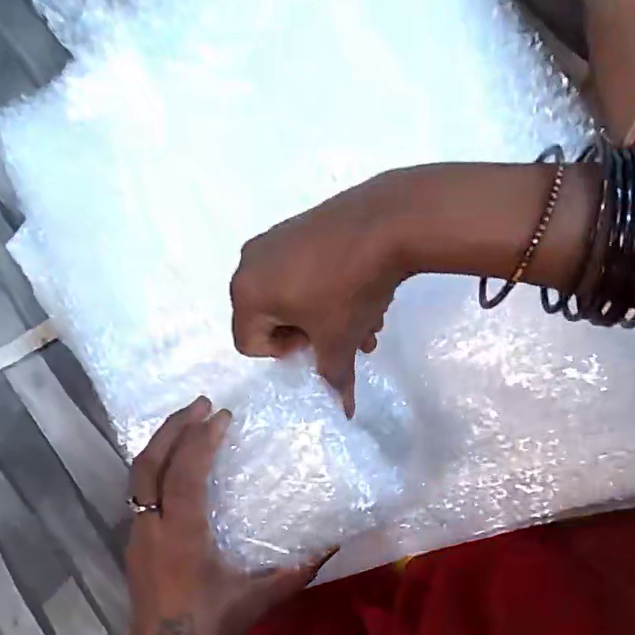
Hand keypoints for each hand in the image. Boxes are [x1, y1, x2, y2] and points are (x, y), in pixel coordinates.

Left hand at [124, 398, 327, 634]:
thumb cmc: (212, 628)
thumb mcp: (261, 598)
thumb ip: (299, 569)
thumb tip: (335, 541)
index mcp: (181, 538)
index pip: (184, 476)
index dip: (201, 442)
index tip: (223, 416)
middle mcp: (153, 528)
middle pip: (150, 465)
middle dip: (174, 428)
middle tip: (203, 403)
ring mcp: (137, 533)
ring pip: (138, 475)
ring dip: (162, 443)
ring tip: (190, 421)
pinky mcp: (134, 540)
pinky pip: (139, 489)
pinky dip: (156, 463)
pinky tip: (178, 460)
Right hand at [229, 173, 415, 416]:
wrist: (388, 222)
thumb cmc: (350, 290)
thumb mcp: (339, 341)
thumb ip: (335, 378)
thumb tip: (346, 412)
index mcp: (247, 293)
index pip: (251, 344)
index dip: (287, 353)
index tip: (318, 342)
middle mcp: (251, 263)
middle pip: (273, 319)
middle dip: (313, 335)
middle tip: (344, 334)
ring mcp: (275, 239)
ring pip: (295, 296)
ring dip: (327, 316)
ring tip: (366, 320)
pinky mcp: (300, 225)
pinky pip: (304, 270)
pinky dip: (328, 288)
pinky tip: (364, 292)